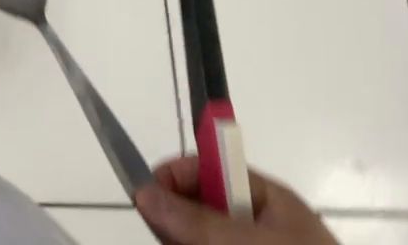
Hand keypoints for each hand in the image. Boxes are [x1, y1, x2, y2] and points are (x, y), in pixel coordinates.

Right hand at [135, 157, 338, 244]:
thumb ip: (196, 221)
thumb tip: (141, 191)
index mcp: (267, 202)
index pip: (207, 169)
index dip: (174, 177)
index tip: (146, 199)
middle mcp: (257, 228)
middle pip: (197, 212)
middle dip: (178, 230)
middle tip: (171, 242)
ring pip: (198, 241)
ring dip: (183, 243)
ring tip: (180, 244)